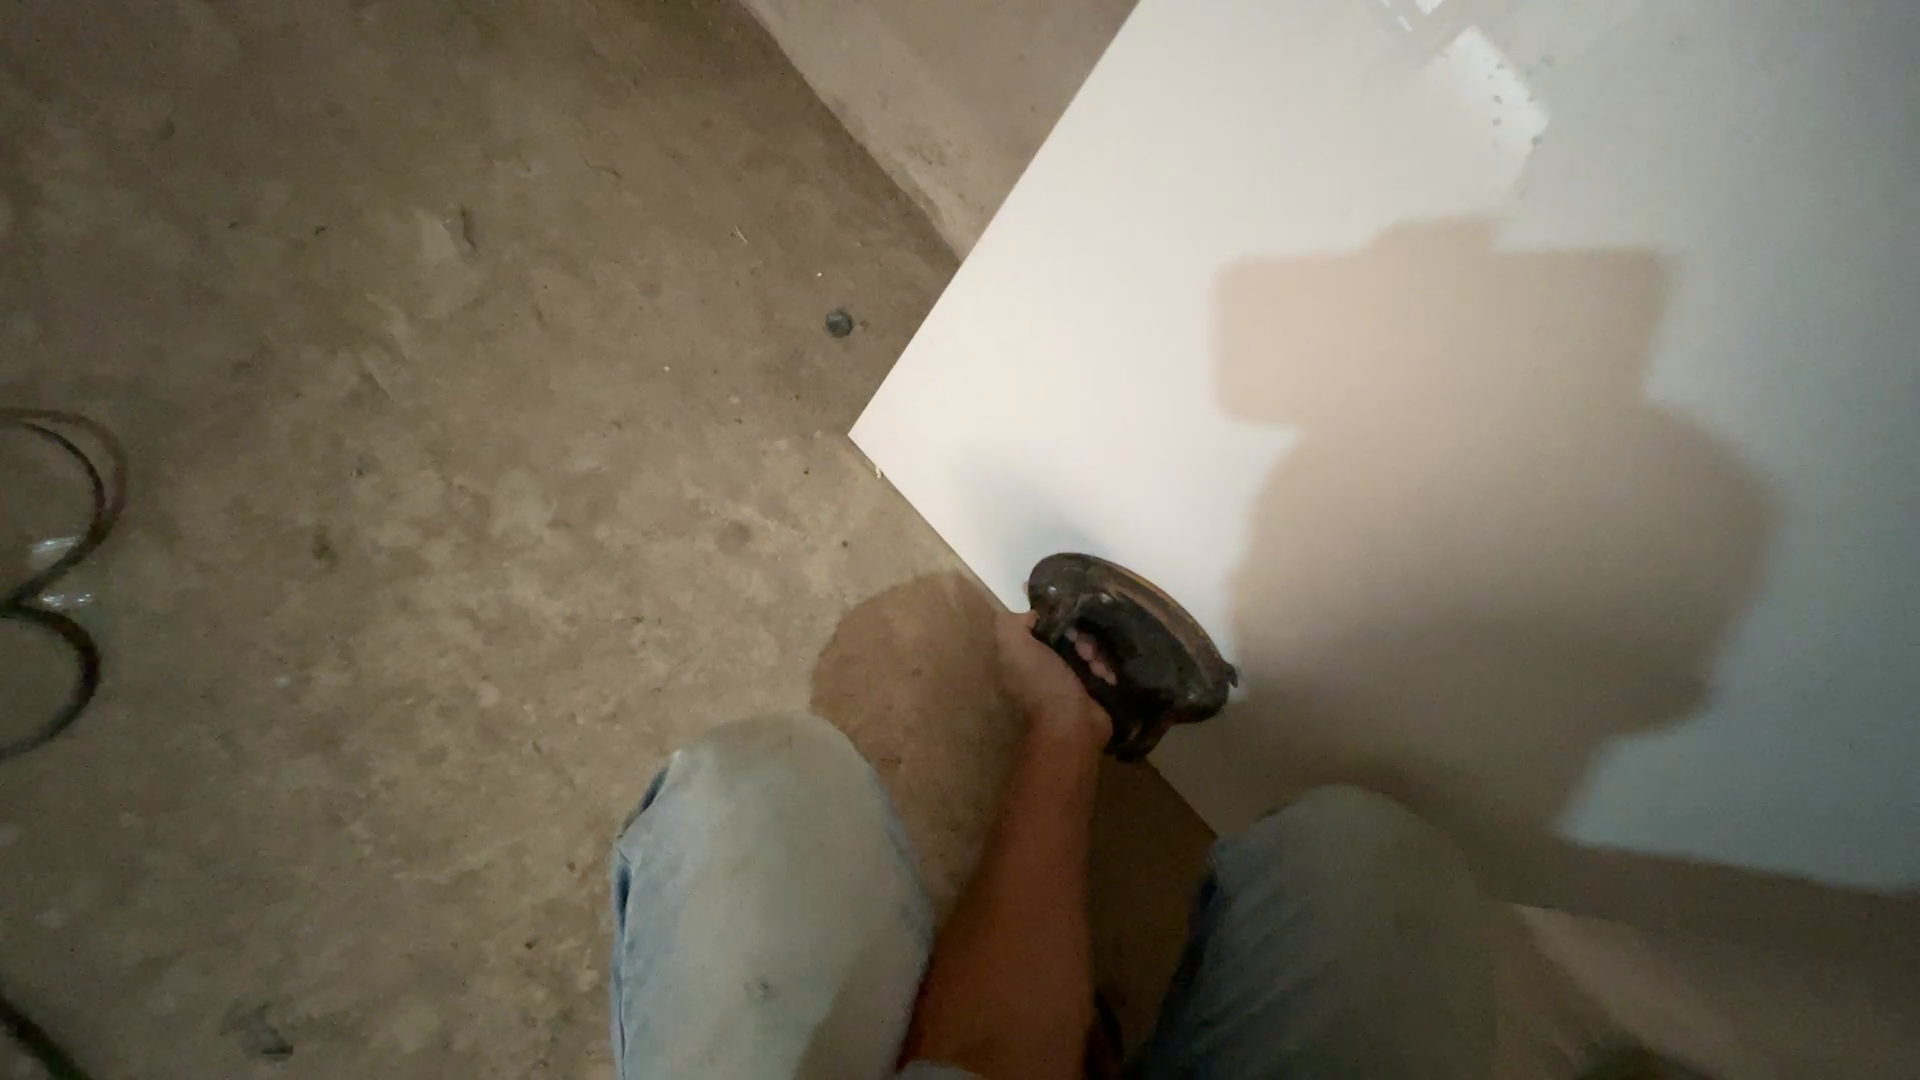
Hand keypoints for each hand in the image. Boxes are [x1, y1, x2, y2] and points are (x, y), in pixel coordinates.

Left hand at [994, 611, 1112, 749]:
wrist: (1071, 726)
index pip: (1044, 626)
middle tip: (1084, 649)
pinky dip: (1106, 669)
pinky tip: (1106, 677)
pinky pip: (1104, 667)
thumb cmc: (1042, 684)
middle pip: (1070, 635)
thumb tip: (1033, 614)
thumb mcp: (1014, 646)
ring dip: (1096, 653)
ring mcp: (1070, 680)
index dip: (1056, 621)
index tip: (1066, 626)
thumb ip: (1014, 623)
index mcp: (1024, 656)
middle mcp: (1045, 667)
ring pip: (1090, 649)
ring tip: (1096, 666)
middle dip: (1081, 638)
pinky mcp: (1093, 691)